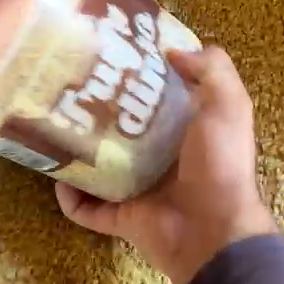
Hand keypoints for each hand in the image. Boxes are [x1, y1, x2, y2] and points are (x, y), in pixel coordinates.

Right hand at [55, 46, 276, 283]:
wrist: (213, 233)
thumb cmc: (220, 163)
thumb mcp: (228, 105)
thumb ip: (212, 69)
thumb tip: (173, 50)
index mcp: (189, 129)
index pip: (160, 96)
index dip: (141, 75)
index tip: (114, 54)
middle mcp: (164, 157)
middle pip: (125, 128)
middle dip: (101, 111)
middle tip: (74, 89)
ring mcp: (141, 189)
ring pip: (101, 165)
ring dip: (80, 152)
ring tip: (55, 127)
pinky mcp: (122, 217)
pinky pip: (87, 207)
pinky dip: (71, 196)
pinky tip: (56, 175)